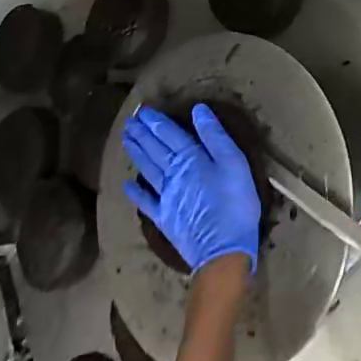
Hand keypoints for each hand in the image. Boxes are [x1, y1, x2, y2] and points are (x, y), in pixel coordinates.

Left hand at [122, 105, 261, 272]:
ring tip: (125, 140)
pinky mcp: (164, 219)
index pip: (169, 134)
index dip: (155, 121)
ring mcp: (166, 197)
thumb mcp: (234, 163)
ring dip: (136, 153)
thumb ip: (215, 136)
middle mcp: (173, 174)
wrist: (223, 252)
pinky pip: (146, 202)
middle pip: (154, 149)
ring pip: (147, 169)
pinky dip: (136, 192)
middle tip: (129, 122)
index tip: (143, 110)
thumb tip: (198, 109)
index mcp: (190, 158)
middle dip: (141, 133)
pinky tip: (127, 184)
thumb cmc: (234, 203)